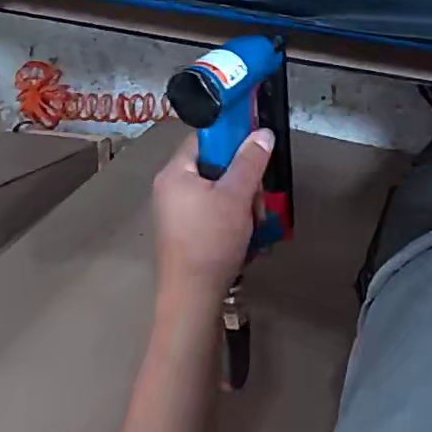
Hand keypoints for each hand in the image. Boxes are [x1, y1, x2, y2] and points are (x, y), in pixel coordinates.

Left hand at [150, 126, 274, 301]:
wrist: (192, 299)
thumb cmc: (211, 240)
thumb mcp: (236, 196)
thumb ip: (250, 161)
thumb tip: (262, 132)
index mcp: (174, 172)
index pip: (203, 139)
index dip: (230, 141)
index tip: (254, 152)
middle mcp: (169, 188)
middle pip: (212, 167)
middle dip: (241, 181)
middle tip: (257, 199)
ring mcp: (174, 213)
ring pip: (215, 192)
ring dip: (240, 202)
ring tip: (254, 223)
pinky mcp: (183, 234)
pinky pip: (210, 212)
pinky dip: (229, 219)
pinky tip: (245, 236)